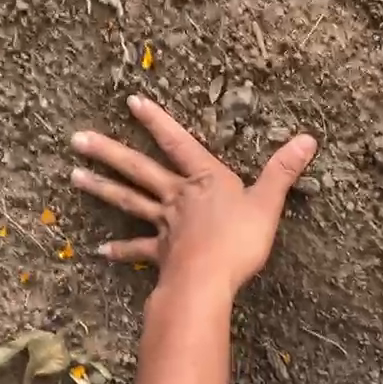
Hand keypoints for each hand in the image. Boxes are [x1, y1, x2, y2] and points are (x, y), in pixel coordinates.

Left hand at [70, 95, 316, 297]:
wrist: (206, 282)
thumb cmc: (238, 240)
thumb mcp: (268, 202)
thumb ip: (284, 171)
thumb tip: (308, 139)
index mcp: (204, 179)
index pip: (177, 143)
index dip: (157, 121)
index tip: (132, 101)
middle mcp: (178, 196)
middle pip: (139, 169)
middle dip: (109, 152)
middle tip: (77, 139)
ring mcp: (165, 224)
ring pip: (129, 202)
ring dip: (102, 189)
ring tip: (73, 176)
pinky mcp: (160, 252)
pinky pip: (138, 248)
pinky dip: (120, 249)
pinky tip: (100, 251)